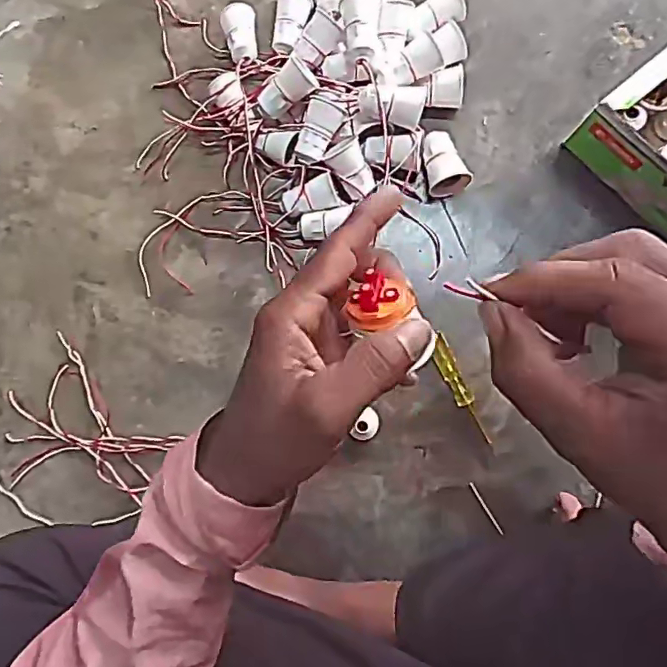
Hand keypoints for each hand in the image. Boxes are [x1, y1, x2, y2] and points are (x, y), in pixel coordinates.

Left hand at [198, 188, 434, 505]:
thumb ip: (375, 367)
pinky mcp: (320, 356)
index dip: (366, 223)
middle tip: (409, 319)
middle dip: (387, 283)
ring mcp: (310, 335)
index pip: (335, 256)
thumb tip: (421, 328)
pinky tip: (400, 370)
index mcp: (292, 314)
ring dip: (388, 315)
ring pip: (359, 302)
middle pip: (352, 273)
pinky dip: (382, 341)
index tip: (395, 194)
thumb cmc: (276, 439)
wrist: (245, 473)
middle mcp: (300, 314)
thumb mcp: (328, 406)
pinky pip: (359, 333)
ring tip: (406, 348)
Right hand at [478, 230, 666, 567]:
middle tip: (520, 311)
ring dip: (581, 280)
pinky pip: (653, 274)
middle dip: (563, 275)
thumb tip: (493, 309)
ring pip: (641, 257)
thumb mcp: (574, 433)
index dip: (548, 279)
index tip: (494, 294)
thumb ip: (524, 369)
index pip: (620, 280)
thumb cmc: (650, 478)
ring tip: (551, 324)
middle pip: (633, 254)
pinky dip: (603, 290)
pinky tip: (582, 325)